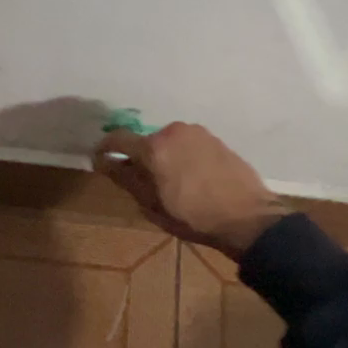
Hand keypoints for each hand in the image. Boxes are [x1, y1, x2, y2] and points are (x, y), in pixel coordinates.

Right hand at [93, 122, 289, 260]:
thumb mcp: (153, 206)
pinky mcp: (216, 139)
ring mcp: (198, 133)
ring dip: (164, 157)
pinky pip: (189, 145)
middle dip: (140, 158)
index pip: (118, 140)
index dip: (105, 149)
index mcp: (154, 147)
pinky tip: (191, 178)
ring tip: (170, 183)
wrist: (247, 216)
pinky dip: (183, 157)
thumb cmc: (194, 217)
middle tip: (142, 182)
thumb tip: (107, 163)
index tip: (99, 160)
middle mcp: (174, 131)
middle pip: (146, 142)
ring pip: (169, 143)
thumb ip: (127, 180)